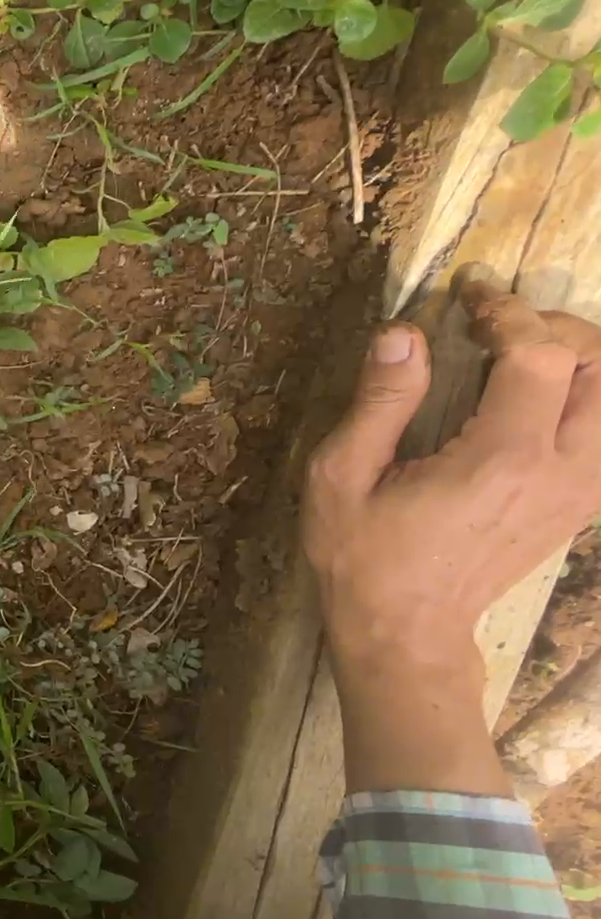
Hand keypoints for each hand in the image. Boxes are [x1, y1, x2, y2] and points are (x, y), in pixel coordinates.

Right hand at [304, 283, 600, 793]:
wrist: (403, 622)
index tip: (466, 296)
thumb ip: (380, 402)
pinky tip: (533, 393)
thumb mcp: (342, 473)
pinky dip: (585, 393)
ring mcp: (586, 486)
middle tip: (488, 322)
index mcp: (501, 457)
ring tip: (517, 350)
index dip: (506, 313)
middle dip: (551, 328)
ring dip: (580, 358)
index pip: (540, 356)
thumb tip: (402, 333)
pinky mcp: (585, 499)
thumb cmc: (357, 547)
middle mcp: (565, 466)